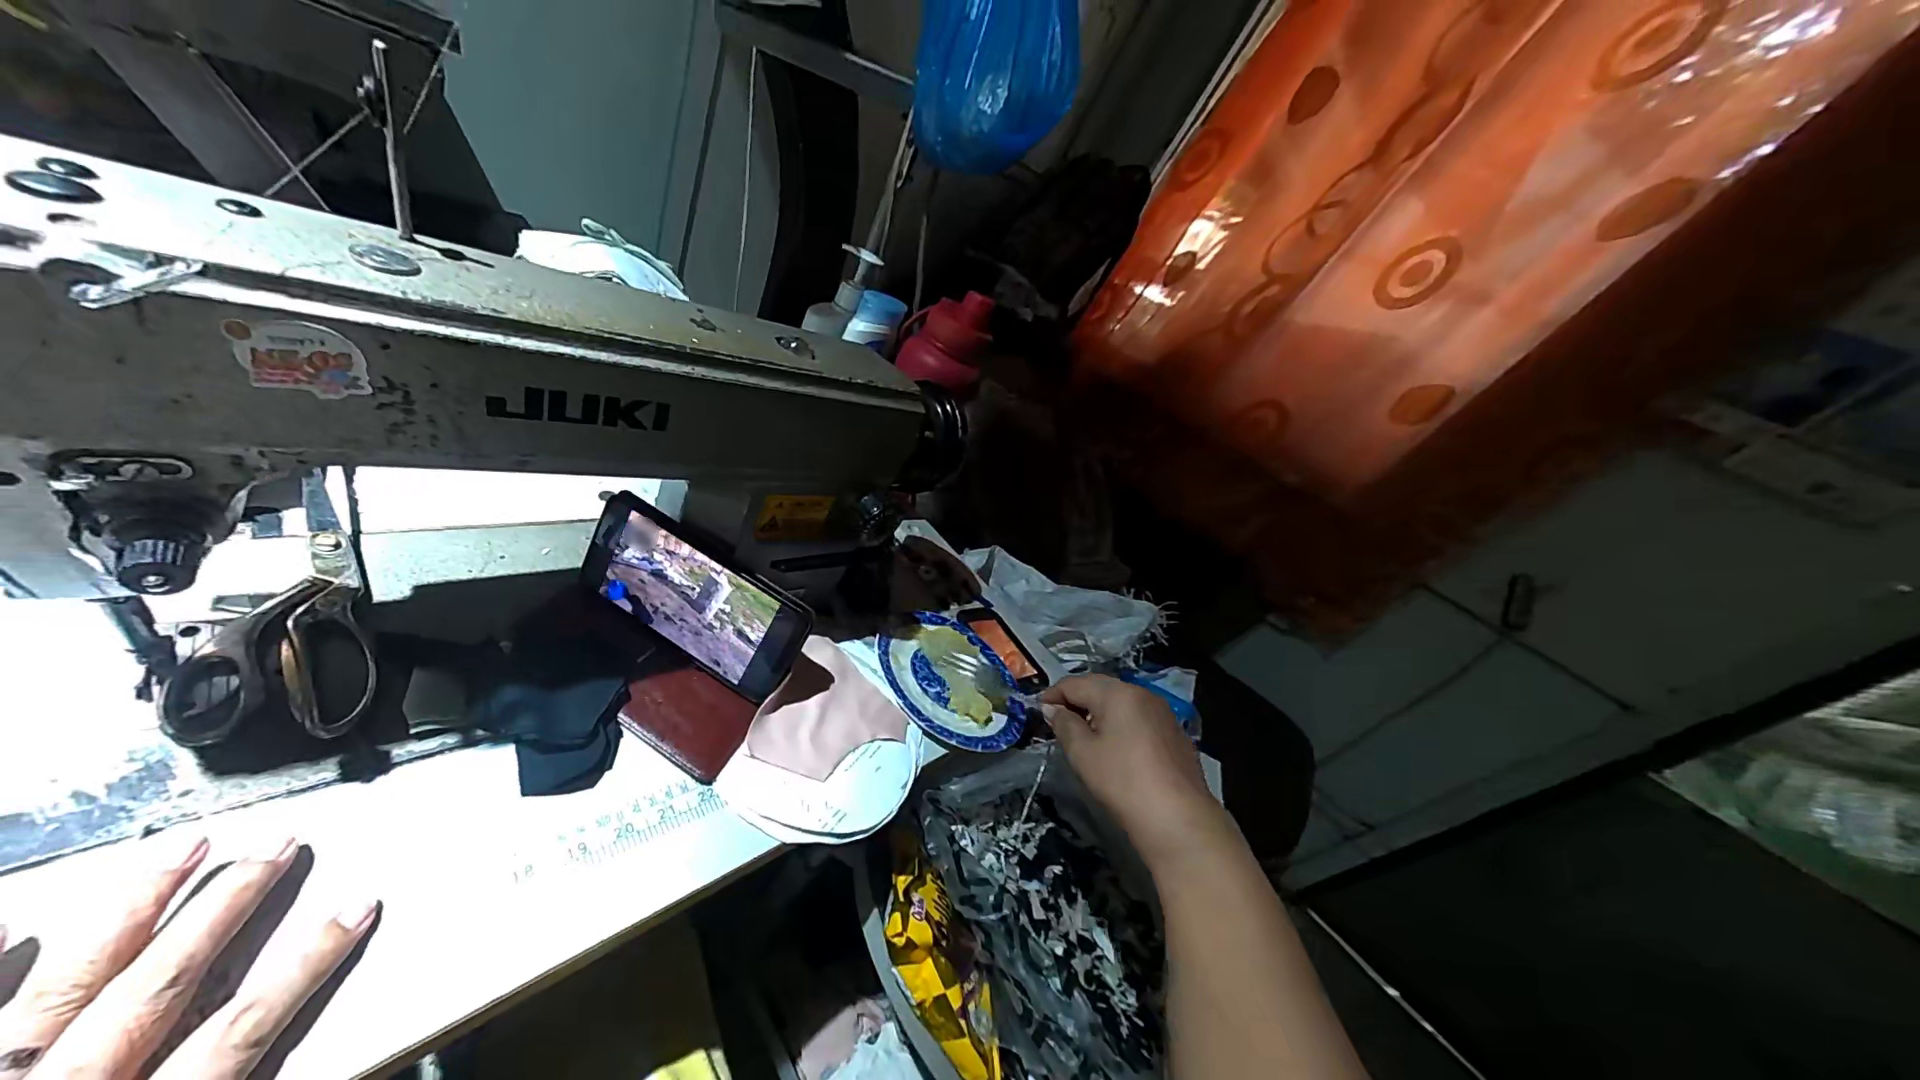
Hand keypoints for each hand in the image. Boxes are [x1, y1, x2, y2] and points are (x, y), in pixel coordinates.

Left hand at [0, 837, 375, 1079]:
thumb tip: (265, 1067)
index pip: (243, 1030)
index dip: (309, 963)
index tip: (355, 909)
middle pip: (163, 985)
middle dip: (227, 907)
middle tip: (275, 848)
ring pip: (71, 983)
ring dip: (137, 907)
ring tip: (183, 848)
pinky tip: (8, 914)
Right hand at [1041, 675, 1232, 872]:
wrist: (1178, 819)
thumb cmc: (1122, 781)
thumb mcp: (1083, 753)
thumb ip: (1064, 725)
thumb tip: (1053, 709)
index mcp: (1118, 693)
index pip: (1076, 683)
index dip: (1053, 695)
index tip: (1038, 713)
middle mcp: (1142, 694)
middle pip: (1100, 688)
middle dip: (1076, 700)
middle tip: (1057, 722)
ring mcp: (1162, 712)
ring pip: (1121, 702)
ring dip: (1098, 712)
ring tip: (1083, 735)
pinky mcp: (1174, 733)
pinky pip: (1138, 718)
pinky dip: (1120, 724)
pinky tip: (1114, 747)